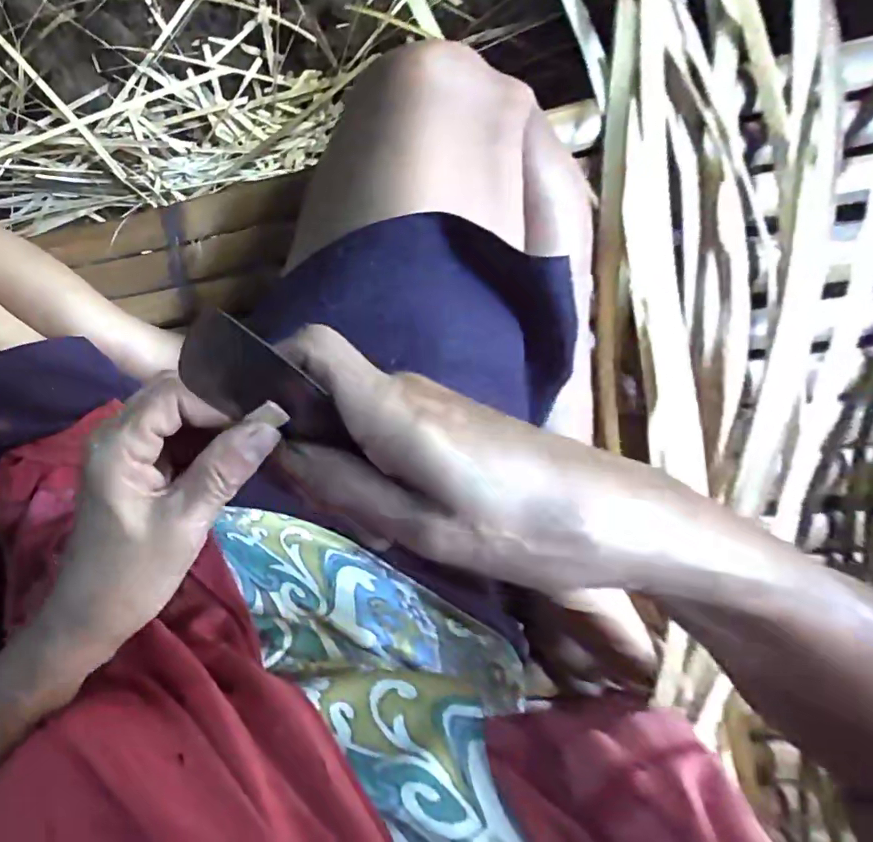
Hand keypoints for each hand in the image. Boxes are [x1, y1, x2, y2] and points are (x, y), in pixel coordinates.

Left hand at [34, 374, 283, 665]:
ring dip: (210, 425)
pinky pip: (169, 436)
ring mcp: (120, 446)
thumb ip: (225, 469)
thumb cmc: (133, 576)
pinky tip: (228, 455)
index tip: (259, 421)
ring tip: (252, 439)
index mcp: (118, 442)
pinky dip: (198, 442)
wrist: (89, 618)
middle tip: (260, 427)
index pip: (173, 393)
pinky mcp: (131, 462)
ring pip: (173, 414)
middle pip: (171, 396)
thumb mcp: (186, 522)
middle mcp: (114, 432)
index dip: (218, 401)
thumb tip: (270, 426)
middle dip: (217, 409)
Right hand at [271, 325, 697, 596]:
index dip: (272, 363)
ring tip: (381, 527)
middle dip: (308, 444)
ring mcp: (425, 401)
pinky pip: (383, 430)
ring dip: (344, 465)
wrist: (617, 517)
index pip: (313, 345)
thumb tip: (284, 451)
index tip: (255, 416)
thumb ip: (345, 486)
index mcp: (388, 404)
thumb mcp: (422, 525)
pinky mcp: (445, 418)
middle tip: (332, 508)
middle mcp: (401, 388)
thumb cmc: (520, 526)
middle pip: (323, 392)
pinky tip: (407, 518)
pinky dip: (373, 467)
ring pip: (352, 417)